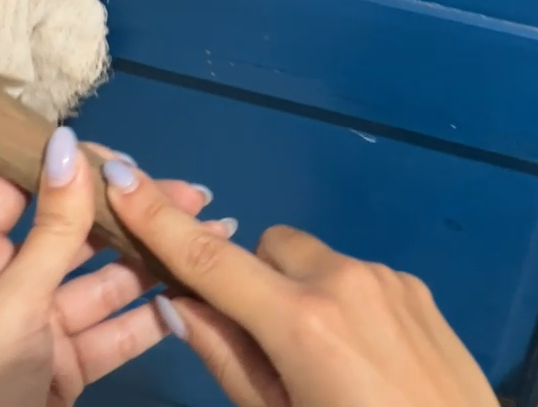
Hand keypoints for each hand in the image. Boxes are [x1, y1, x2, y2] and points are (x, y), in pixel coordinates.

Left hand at [0, 128, 228, 406]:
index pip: (21, 188)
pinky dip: (152, 315)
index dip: (68, 165)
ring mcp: (43, 325)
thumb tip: (69, 141)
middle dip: (132, 212)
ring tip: (211, 235)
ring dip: (155, 259)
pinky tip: (192, 294)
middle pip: (77, 230)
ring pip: (106, 278)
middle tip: (192, 195)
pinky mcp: (70, 365)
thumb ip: (53, 229)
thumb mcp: (11, 306)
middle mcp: (9, 282)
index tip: (124, 156)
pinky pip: (116, 328)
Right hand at [103, 161, 497, 406]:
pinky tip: (367, 354)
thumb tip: (182, 303)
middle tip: (272, 345)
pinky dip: (342, 298)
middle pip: (270, 247)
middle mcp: (343, 277)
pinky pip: (355, 272)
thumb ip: (230, 359)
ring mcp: (385, 274)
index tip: (122, 177)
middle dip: (256, 282)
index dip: (161, 220)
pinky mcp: (414, 281)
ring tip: (329, 359)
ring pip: (313, 259)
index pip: (212, 264)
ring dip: (301, 291)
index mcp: (302, 321)